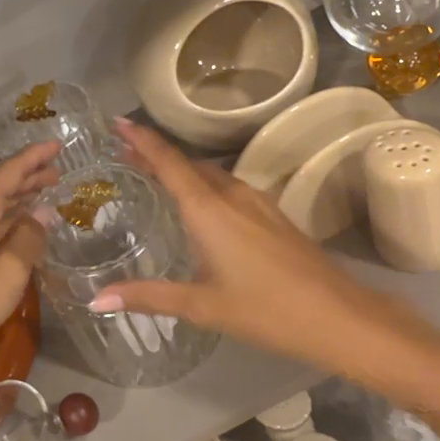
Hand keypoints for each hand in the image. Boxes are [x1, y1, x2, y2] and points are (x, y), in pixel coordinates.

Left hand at [0, 142, 60, 372]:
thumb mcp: (10, 270)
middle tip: (57, 172)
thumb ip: (29, 237)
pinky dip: (4, 219)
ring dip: (17, 199)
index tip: (56, 144)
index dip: (34, 158)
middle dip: (28, 178)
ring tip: (43, 194)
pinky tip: (17, 227)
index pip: (10, 172)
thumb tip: (39, 214)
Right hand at [90, 118, 416, 372]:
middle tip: (125, 155)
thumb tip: (96, 299)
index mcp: (209, 210)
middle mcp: (232, 197)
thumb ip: (148, 297)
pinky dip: (205, 187)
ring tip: (156, 178)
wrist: (342, 318)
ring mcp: (258, 204)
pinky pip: (229, 189)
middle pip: (188, 165)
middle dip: (156, 156)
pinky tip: (201, 208)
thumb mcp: (202, 306)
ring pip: (212, 176)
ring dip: (183, 171)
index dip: (142, 140)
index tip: (117, 123)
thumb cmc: (268, 310)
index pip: (168, 163)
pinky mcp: (274, 217)